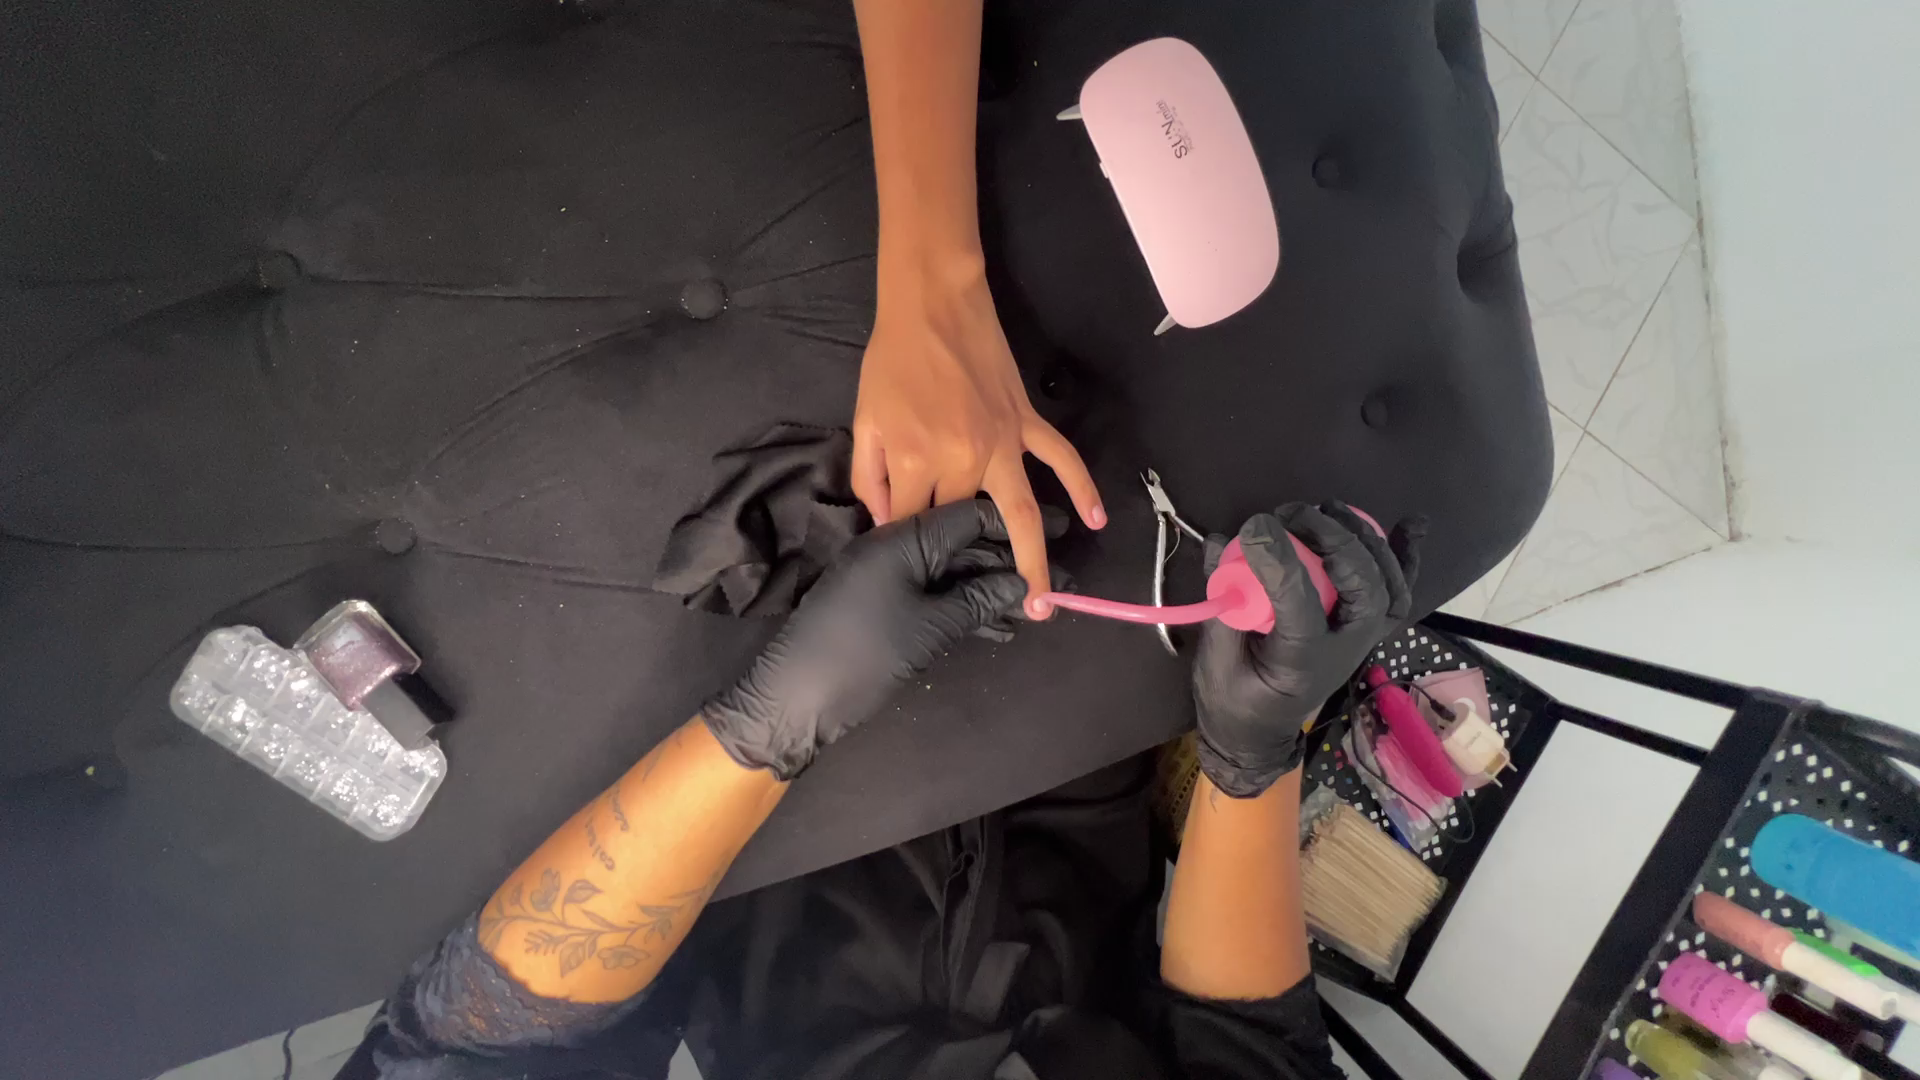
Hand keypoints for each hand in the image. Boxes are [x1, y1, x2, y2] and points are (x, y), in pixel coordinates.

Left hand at [703, 500, 1028, 779]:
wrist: (796, 697)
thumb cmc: (862, 654)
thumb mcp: (928, 627)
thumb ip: (978, 601)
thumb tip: (1024, 586)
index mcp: (902, 539)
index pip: (970, 517)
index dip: (1016, 527)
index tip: (1059, 532)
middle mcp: (896, 547)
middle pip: (965, 546)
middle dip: (1012, 564)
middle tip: (1058, 578)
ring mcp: (889, 576)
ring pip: (953, 574)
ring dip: (993, 592)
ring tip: (1038, 608)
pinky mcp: (886, 604)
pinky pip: (935, 596)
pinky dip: (966, 610)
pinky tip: (1002, 628)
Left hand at [852, 260, 1103, 614]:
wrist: (932, 305)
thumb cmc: (892, 363)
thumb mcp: (866, 420)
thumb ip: (870, 476)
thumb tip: (885, 520)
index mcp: (917, 461)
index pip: (912, 524)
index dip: (905, 548)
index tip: (908, 570)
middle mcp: (964, 460)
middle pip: (966, 525)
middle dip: (968, 564)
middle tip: (982, 610)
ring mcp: (1002, 442)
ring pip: (1022, 510)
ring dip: (1033, 558)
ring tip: (1041, 603)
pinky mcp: (1026, 422)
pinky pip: (1061, 457)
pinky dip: (1081, 486)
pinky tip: (1096, 518)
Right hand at [1191, 502, 1425, 797]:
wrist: (1257, 731)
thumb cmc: (1232, 699)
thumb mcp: (1215, 659)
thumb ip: (1221, 601)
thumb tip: (1219, 541)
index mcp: (1301, 663)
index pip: (1301, 605)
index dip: (1280, 560)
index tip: (1255, 525)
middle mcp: (1345, 649)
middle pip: (1364, 590)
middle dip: (1333, 541)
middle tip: (1291, 513)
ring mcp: (1362, 638)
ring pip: (1388, 586)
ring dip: (1365, 539)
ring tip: (1328, 507)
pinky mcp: (1364, 629)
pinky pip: (1398, 592)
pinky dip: (1405, 557)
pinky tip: (1408, 523)